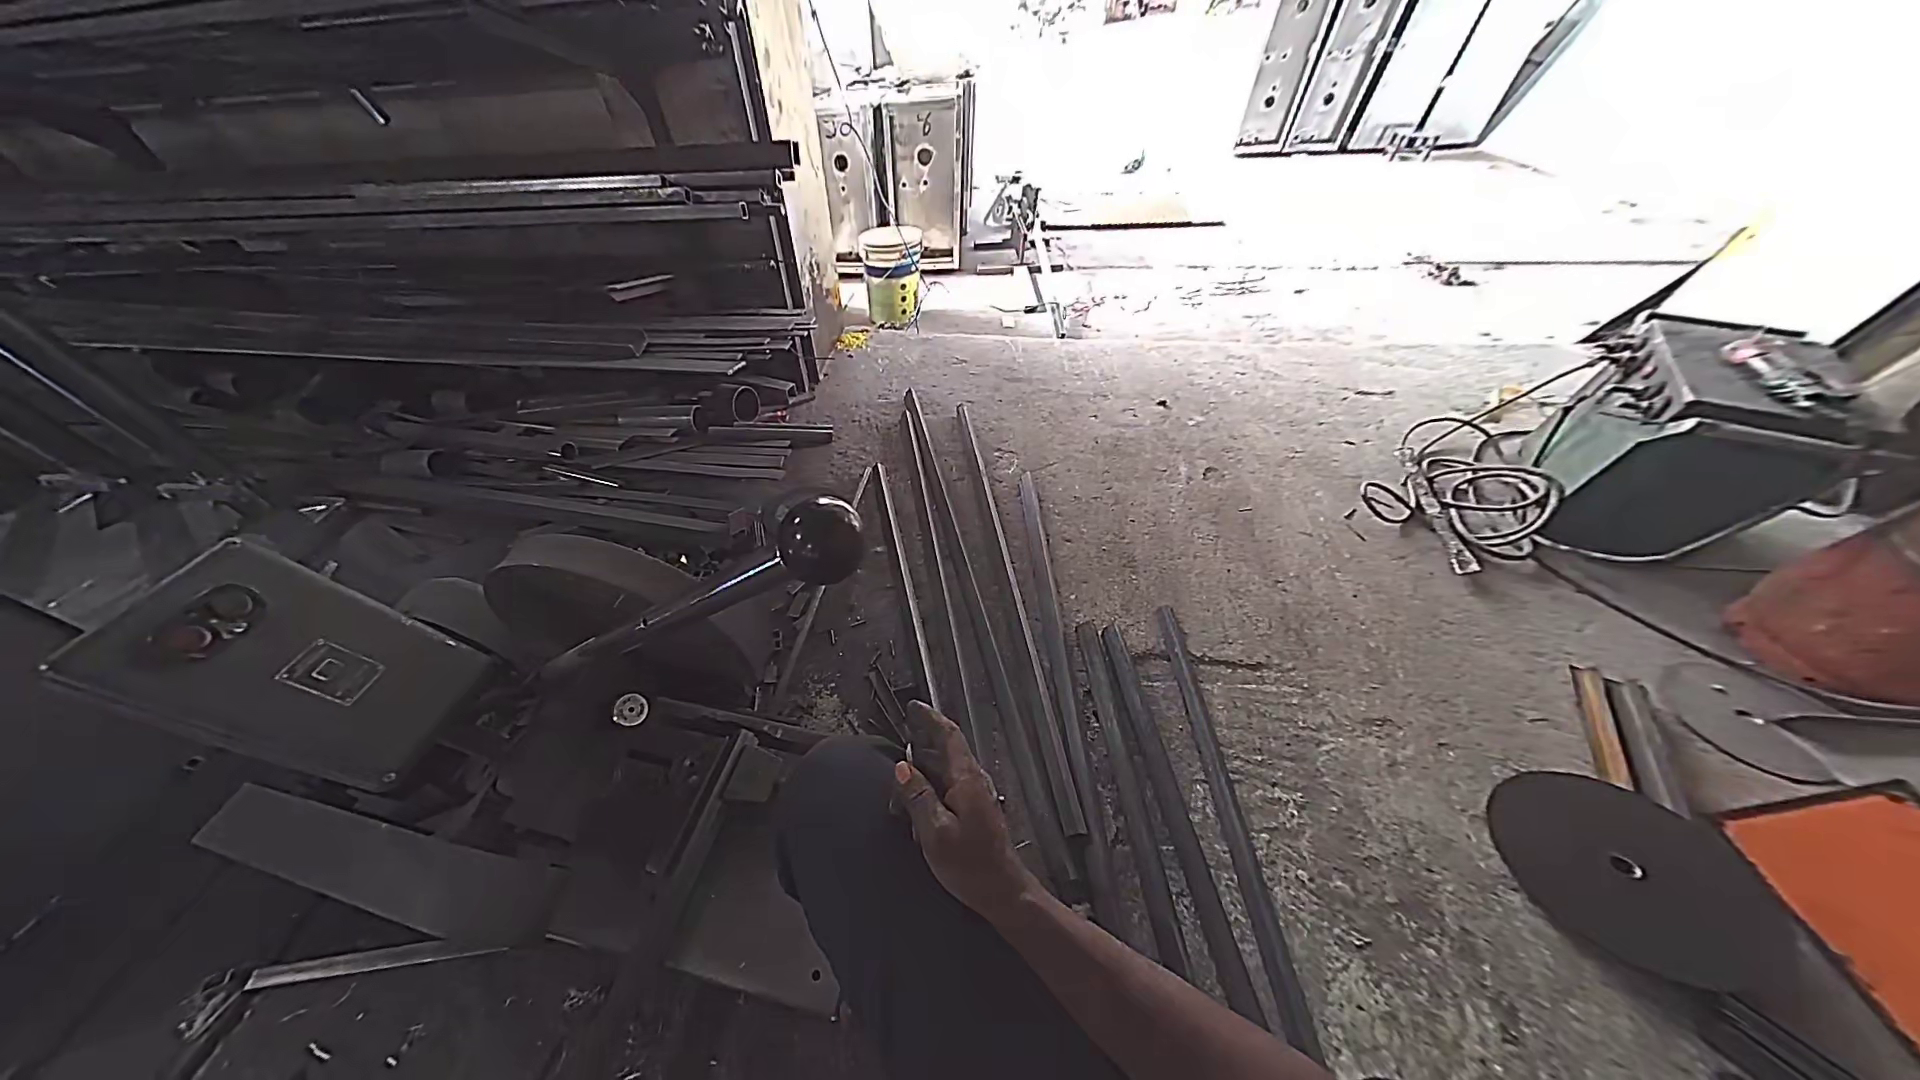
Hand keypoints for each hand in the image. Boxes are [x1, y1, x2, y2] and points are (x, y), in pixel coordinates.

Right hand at [893, 702, 1039, 921]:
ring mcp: (975, 796)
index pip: (948, 736)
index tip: (914, 708)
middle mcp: (973, 781)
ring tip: (900, 790)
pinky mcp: (974, 812)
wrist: (1003, 892)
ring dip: (921, 775)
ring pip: (943, 772)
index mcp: (966, 779)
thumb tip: (902, 769)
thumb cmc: (972, 866)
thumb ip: (918, 796)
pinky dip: (929, 791)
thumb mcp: (934, 832)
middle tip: (896, 759)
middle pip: (943, 752)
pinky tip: (917, 810)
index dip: (930, 719)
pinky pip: (947, 789)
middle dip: (919, 750)